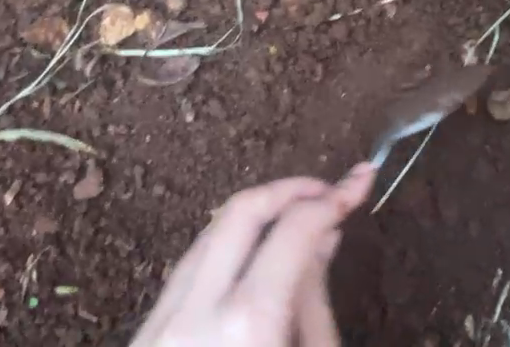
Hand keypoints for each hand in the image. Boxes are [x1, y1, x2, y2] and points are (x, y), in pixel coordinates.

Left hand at [132, 165, 374, 346]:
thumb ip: (315, 302)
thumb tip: (322, 240)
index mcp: (248, 320)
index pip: (297, 228)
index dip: (337, 195)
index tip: (364, 178)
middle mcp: (196, 310)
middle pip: (243, 209)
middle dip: (291, 188)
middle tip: (329, 191)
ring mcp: (161, 320)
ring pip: (211, 232)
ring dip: (258, 215)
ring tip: (298, 224)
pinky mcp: (145, 331)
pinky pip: (190, 269)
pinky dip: (227, 249)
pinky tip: (255, 260)